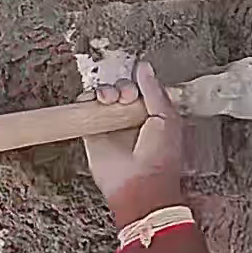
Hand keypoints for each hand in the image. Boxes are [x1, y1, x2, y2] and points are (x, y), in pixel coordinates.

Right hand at [82, 62, 185, 224]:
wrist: (141, 185)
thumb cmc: (161, 157)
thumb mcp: (166, 117)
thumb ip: (154, 91)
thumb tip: (144, 67)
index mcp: (151, 114)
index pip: (141, 89)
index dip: (138, 83)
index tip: (138, 84)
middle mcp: (130, 118)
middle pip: (121, 89)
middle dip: (123, 87)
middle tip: (126, 95)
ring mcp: (111, 126)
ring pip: (103, 96)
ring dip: (106, 91)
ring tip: (110, 99)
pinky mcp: (93, 134)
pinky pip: (85, 111)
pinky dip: (86, 101)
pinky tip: (94, 101)